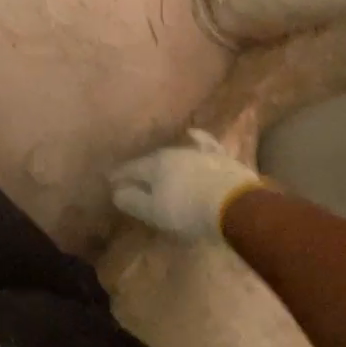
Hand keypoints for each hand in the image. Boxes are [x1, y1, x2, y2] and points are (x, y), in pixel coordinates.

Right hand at [109, 130, 264, 240]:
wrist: (234, 205)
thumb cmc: (188, 211)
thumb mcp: (154, 212)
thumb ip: (132, 200)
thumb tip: (116, 192)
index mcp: (154, 165)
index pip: (130, 169)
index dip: (119, 176)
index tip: (110, 181)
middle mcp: (172, 152)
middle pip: (152, 161)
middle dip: (142, 168)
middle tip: (134, 178)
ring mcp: (197, 152)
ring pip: (175, 153)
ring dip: (166, 160)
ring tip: (160, 165)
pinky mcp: (219, 157)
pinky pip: (204, 144)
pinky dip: (197, 139)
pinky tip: (194, 134)